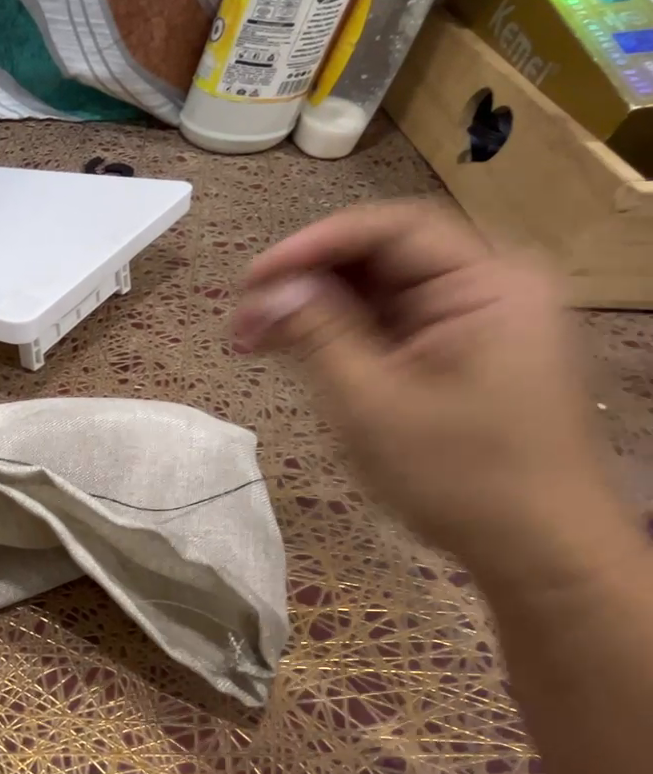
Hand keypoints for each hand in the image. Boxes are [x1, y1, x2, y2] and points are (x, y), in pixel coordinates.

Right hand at [231, 200, 627, 581]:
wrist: (534, 544)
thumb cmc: (458, 473)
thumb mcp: (369, 401)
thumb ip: (317, 334)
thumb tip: (270, 289)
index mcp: (490, 286)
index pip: (393, 229)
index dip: (312, 244)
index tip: (250, 280)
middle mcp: (489, 289)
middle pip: (381, 256)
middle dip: (302, 280)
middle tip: (240, 319)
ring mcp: (475, 321)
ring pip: (375, 289)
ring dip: (308, 308)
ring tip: (250, 340)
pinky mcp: (457, 351)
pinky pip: (385, 321)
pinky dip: (331, 332)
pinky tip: (285, 352)